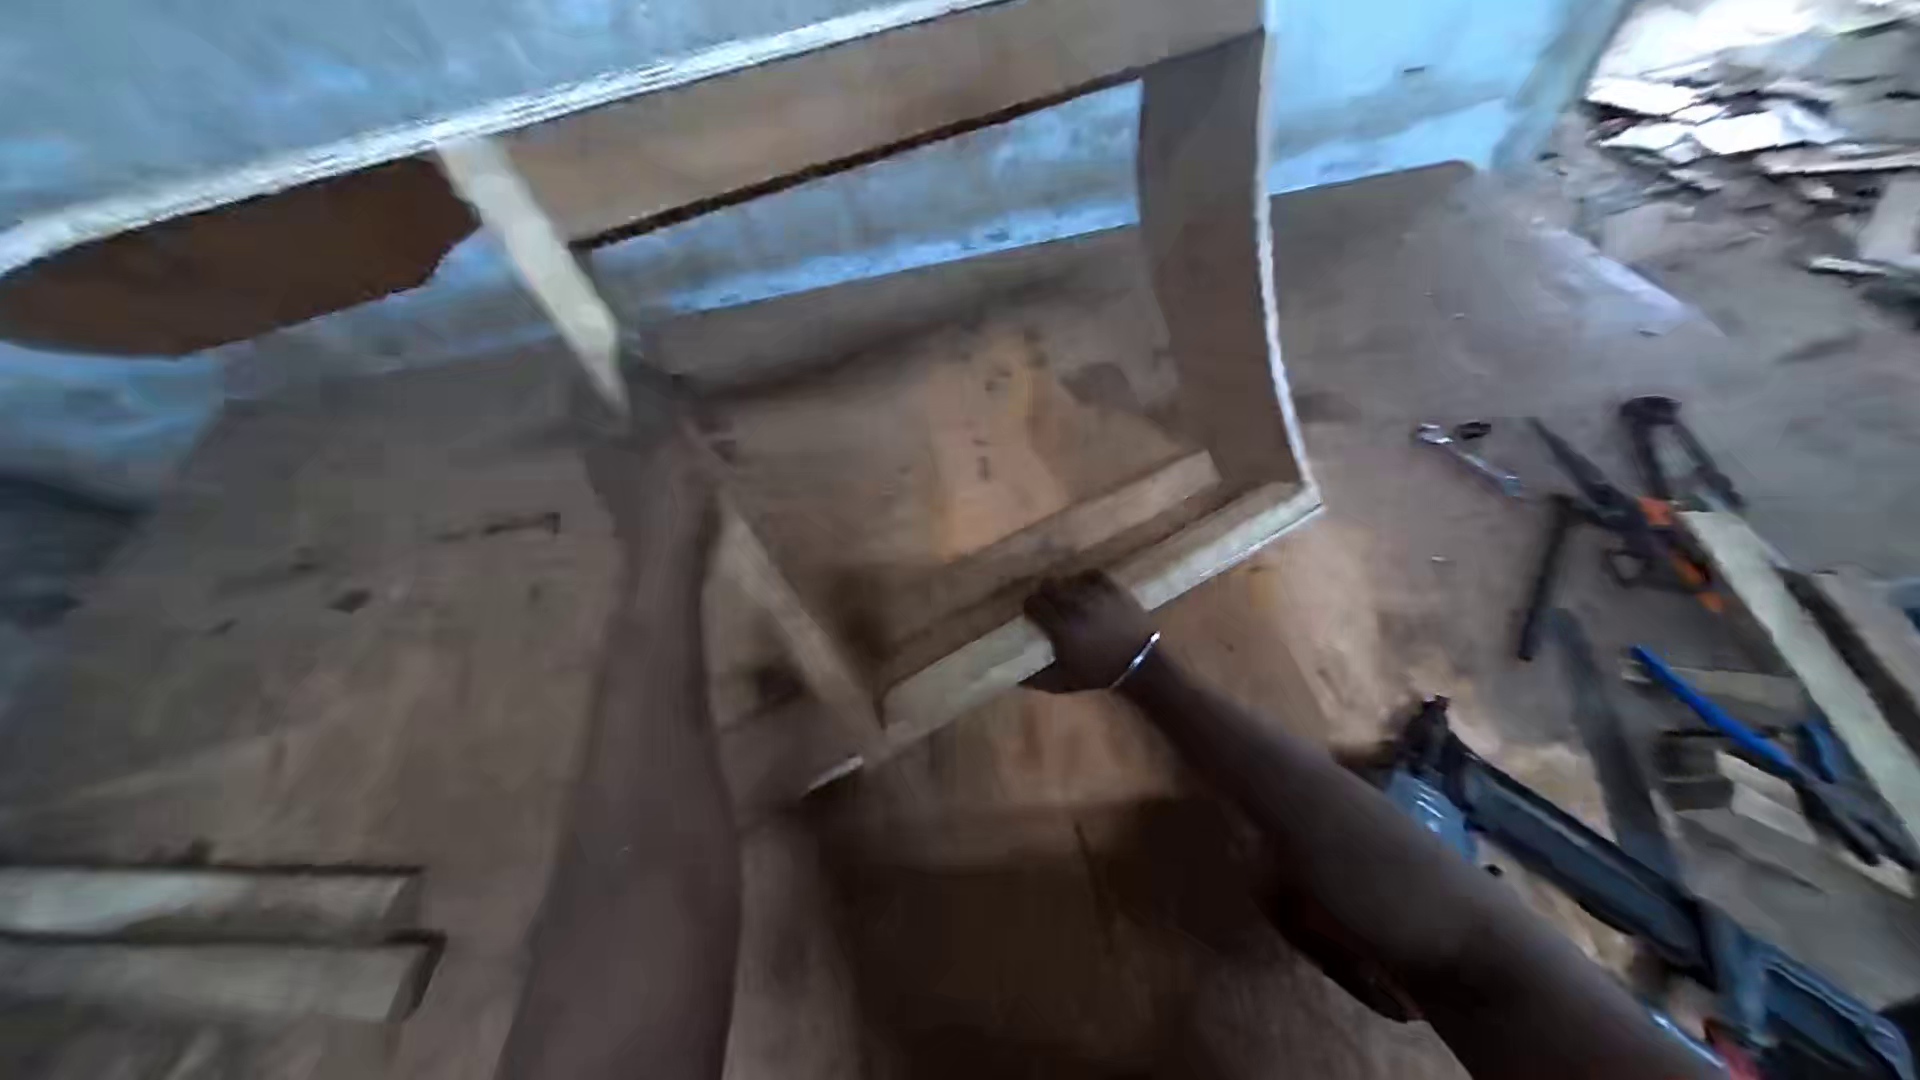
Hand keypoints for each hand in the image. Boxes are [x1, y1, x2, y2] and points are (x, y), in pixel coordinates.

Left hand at [574, 366, 717, 558]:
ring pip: (654, 432)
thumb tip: (636, 354)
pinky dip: (692, 452)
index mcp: (598, 432)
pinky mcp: (651, 494)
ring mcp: (627, 474)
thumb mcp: (666, 436)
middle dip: (669, 398)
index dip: (621, 365)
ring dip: (689, 425)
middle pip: (630, 406)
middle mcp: (604, 449)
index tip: (657, 361)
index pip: (591, 382)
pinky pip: (668, 459)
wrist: (670, 564)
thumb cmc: (668, 497)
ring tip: (725, 429)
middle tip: (705, 400)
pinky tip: (725, 457)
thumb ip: (652, 394)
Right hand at [1022, 570, 1158, 692]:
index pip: (1032, 603)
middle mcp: (1074, 606)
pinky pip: (1090, 573)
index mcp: (1060, 628)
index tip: (1034, 614)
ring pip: (1067, 579)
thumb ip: (1037, 679)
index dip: (1030, 607)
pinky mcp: (1112, 587)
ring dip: (1065, 588)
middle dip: (1045, 595)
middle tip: (1050, 605)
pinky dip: (1084, 580)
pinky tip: (1086, 589)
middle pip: (1047, 586)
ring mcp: (1094, 594)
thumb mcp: (1064, 681)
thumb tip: (1015, 679)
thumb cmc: (1099, 673)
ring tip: (1070, 598)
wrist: (1140, 663)